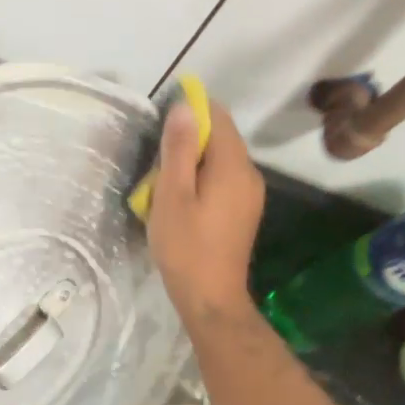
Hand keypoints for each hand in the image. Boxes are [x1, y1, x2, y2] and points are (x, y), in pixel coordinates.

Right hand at [148, 100, 264, 319]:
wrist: (211, 297)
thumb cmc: (185, 246)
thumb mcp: (172, 194)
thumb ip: (179, 149)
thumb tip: (184, 107)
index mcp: (233, 166)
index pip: (218, 117)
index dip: (190, 111)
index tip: (160, 126)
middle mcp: (249, 174)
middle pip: (220, 137)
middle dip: (187, 140)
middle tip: (155, 164)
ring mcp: (249, 193)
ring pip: (219, 159)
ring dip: (191, 162)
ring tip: (162, 185)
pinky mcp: (243, 210)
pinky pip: (222, 179)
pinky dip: (200, 179)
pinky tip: (179, 201)